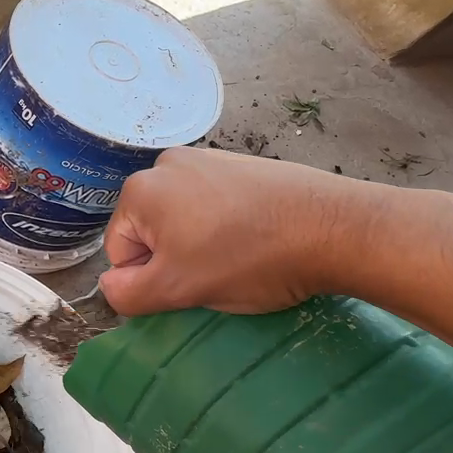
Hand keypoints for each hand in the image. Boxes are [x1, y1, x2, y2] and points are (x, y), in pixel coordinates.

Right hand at [97, 147, 369, 315]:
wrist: (341, 229)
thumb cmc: (249, 259)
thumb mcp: (177, 290)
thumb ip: (126, 294)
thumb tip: (112, 287)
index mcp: (139, 190)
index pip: (121, 251)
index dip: (152, 277)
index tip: (191, 282)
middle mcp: (165, 164)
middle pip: (150, 230)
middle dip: (176, 256)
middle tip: (217, 271)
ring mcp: (207, 158)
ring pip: (182, 218)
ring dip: (201, 241)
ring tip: (241, 256)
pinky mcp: (243, 163)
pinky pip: (215, 202)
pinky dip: (228, 223)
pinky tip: (258, 237)